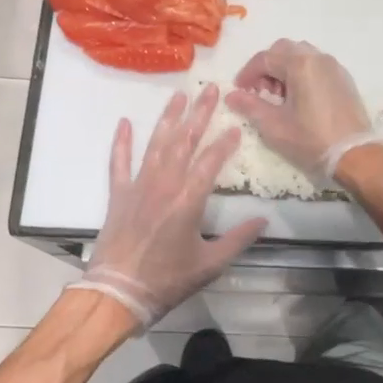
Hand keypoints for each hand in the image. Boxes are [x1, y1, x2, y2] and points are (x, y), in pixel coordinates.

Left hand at [69, 86, 266, 326]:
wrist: (118, 293)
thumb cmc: (167, 280)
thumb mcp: (210, 264)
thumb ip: (238, 239)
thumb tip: (263, 221)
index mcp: (188, 200)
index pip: (210, 162)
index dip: (224, 143)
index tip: (236, 127)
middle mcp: (164, 185)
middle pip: (184, 142)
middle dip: (199, 114)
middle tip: (210, 90)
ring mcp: (138, 187)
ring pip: (156, 145)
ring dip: (168, 118)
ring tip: (179, 95)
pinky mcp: (118, 195)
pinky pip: (119, 163)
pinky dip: (121, 142)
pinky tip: (123, 122)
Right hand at [225, 40, 382, 182]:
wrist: (355, 155)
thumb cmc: (311, 140)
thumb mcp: (274, 126)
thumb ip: (250, 106)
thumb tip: (231, 95)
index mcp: (300, 64)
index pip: (265, 58)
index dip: (247, 73)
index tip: (239, 91)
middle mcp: (319, 58)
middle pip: (284, 50)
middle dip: (267, 67)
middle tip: (260, 92)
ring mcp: (335, 67)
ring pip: (302, 55)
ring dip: (285, 69)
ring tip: (280, 97)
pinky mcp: (344, 80)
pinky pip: (317, 66)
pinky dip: (303, 74)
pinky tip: (300, 99)